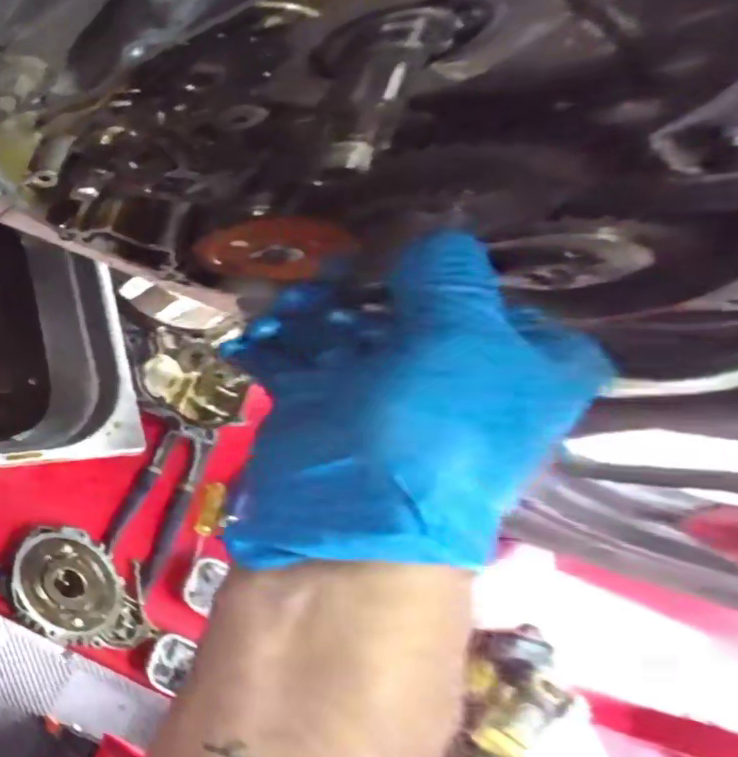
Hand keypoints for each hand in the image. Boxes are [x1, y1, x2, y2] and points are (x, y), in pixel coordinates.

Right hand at [222, 231, 611, 569]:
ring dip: (298, 312)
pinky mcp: (312, 403)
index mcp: (513, 358)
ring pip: (331, 327)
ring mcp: (370, 387)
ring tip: (268, 312)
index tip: (379, 245)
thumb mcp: (457, 344)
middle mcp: (442, 368)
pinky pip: (286, 359)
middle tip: (308, 279)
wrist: (346, 520)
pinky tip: (244, 340)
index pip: (475, 290)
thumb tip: (429, 236)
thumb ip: (444, 279)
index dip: (428, 266)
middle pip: (390, 304)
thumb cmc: (422, 432)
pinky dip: (263, 345)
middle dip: (346, 287)